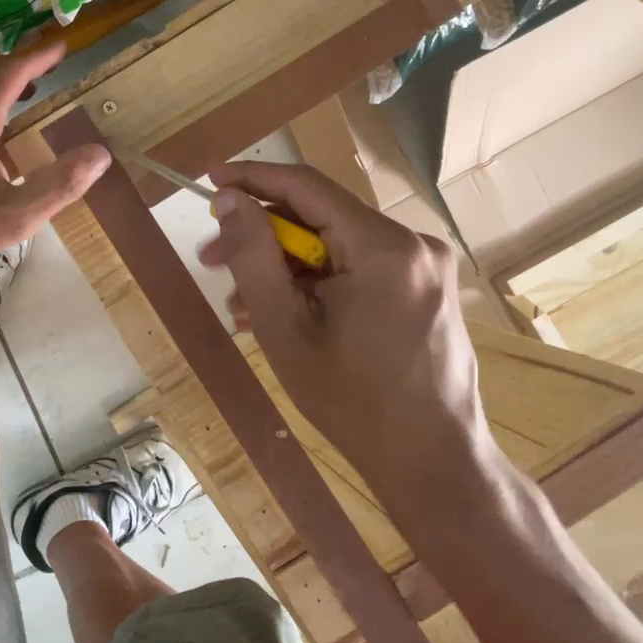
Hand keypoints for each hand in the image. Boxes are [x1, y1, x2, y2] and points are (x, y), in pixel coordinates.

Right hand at [198, 162, 486, 484]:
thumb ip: (252, 253)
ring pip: (333, 243)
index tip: (210, 180)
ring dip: (283, 265)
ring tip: (242, 304)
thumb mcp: (283, 326)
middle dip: (260, 235)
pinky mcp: (424, 288)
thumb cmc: (351, 400)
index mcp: (385, 247)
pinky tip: (282, 313)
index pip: (306, 186)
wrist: (432, 463)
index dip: (252, 178)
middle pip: (319, 216)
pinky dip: (315, 280)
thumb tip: (230, 200)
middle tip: (211, 260)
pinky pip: (356, 265)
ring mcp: (424, 267)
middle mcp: (413, 244)